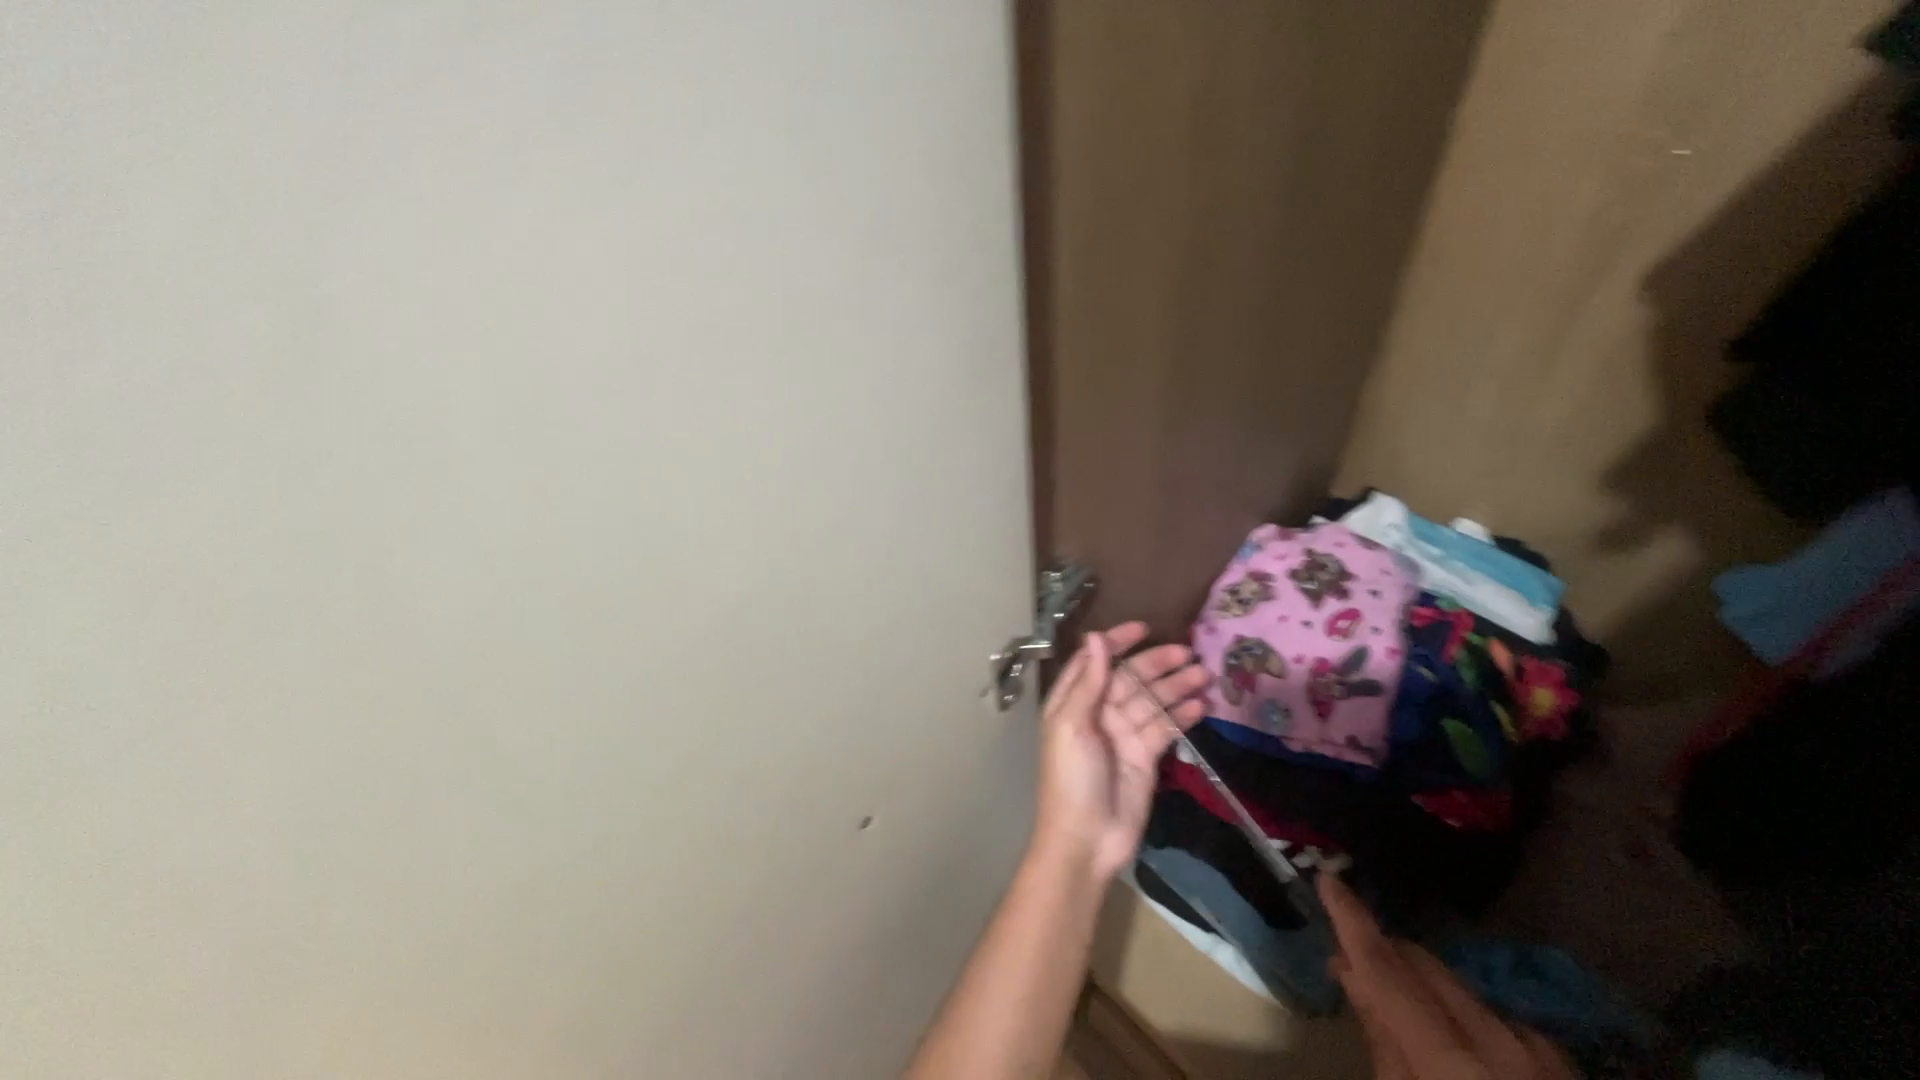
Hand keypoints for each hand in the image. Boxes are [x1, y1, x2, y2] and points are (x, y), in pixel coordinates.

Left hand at [1032, 622, 1209, 881]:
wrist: (1086, 839)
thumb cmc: (1070, 778)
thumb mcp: (1071, 725)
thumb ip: (1088, 682)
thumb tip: (1095, 637)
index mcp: (1073, 702)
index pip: (1096, 662)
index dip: (1117, 642)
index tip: (1143, 628)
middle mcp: (1098, 713)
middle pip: (1130, 679)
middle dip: (1157, 664)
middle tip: (1189, 653)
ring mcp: (1123, 735)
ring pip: (1152, 701)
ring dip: (1176, 686)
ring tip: (1204, 675)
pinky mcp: (1145, 757)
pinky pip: (1164, 727)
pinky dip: (1181, 715)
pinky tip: (1201, 704)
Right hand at [1318, 873, 1576, 1079]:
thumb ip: (1385, 1049)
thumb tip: (1354, 977)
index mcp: (1454, 1064)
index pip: (1390, 972)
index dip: (1353, 922)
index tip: (1327, 876)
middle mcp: (1501, 1040)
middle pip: (1426, 968)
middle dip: (1383, 953)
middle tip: (1345, 963)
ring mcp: (1540, 1051)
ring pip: (1459, 990)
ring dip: (1421, 988)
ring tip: (1397, 1012)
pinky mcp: (1562, 1063)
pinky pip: (1495, 1018)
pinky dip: (1462, 1018)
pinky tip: (1457, 1051)